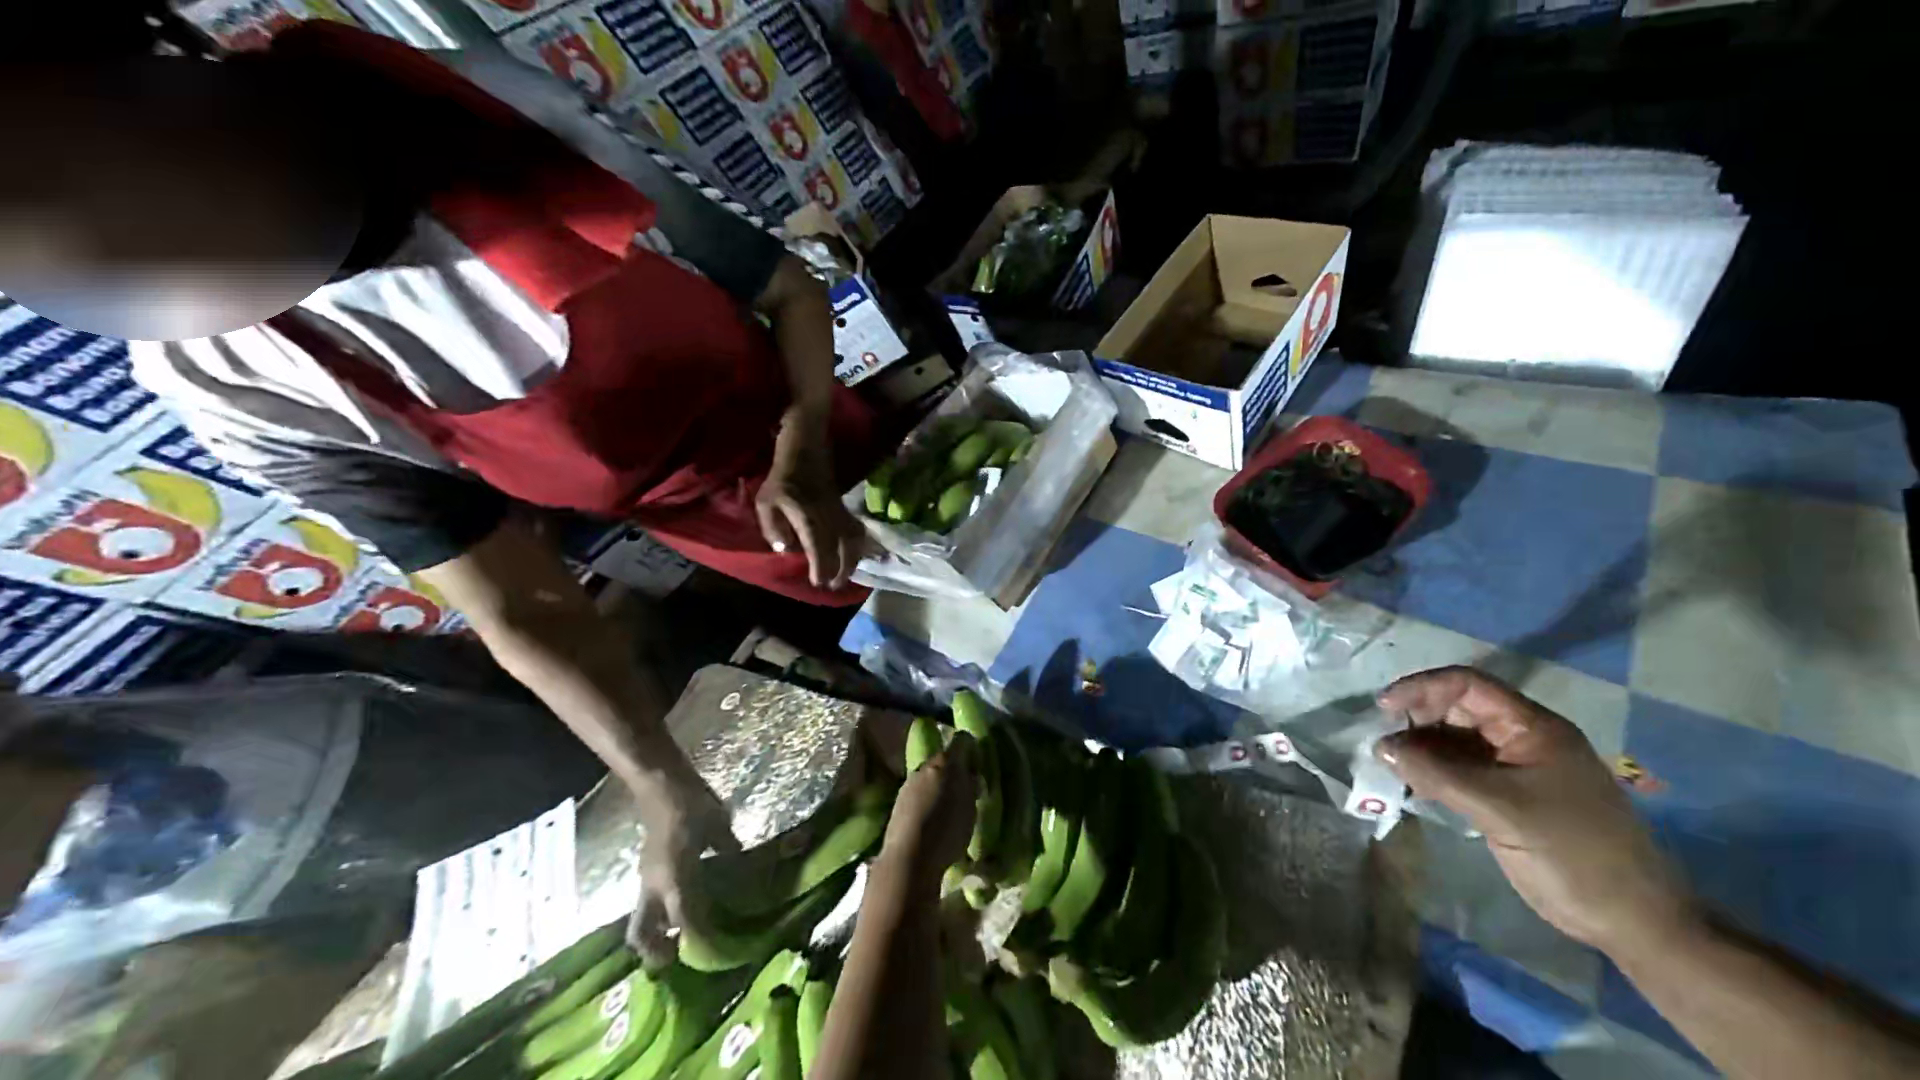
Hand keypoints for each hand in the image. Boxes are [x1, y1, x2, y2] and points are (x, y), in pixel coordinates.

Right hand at [627, 773, 737, 969]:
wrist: (660, 782)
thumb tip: (741, 863)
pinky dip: (660, 913)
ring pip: (641, 919)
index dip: (697, 940)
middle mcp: (653, 885)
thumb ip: (727, 848)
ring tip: (681, 941)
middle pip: (641, 934)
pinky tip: (682, 907)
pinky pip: (648, 901)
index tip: (712, 954)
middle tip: (679, 959)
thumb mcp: (717, 825)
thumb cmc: (690, 803)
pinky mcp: (647, 867)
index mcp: (673, 878)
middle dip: (656, 952)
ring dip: (656, 934)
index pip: (684, 919)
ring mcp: (645, 877)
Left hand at [755, 415, 864, 589]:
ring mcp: (838, 509)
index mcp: (805, 512)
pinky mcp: (844, 507)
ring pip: (853, 539)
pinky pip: (856, 530)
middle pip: (841, 545)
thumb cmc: (781, 475)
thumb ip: (772, 528)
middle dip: (840, 569)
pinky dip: (857, 547)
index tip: (818, 582)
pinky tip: (854, 558)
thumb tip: (787, 550)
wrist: (805, 446)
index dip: (820, 565)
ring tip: (845, 578)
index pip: (816, 543)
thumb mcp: (765, 501)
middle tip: (832, 586)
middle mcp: (826, 513)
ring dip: (852, 560)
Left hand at [880, 733, 976, 889]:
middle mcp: (925, 765)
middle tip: (967, 790)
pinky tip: (931, 820)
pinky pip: (918, 792)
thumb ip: (971, 786)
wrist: (909, 858)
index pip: (962, 739)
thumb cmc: (947, 832)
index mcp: (946, 762)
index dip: (972, 748)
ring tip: (949, 809)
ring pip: (930, 776)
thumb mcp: (970, 809)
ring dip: (939, 786)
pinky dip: (927, 800)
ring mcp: (908, 782)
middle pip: (944, 759)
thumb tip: (971, 774)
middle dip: (955, 770)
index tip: (978, 764)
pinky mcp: (898, 801)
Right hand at [1375, 667, 1694, 950]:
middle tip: (1385, 742)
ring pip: (1453, 740)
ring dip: (1419, 747)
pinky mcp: (1504, 796)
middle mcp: (1522, 740)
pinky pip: (1457, 769)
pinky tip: (1410, 784)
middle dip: (1417, 718)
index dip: (1423, 687)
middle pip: (1457, 708)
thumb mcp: (1502, 809)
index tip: (1384, 707)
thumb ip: (1438, 774)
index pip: (1469, 685)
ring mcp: (1513, 769)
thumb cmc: (1574, 854)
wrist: (1631, 921)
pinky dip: (1429, 771)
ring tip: (1391, 765)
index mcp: (1534, 729)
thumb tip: (1381, 747)